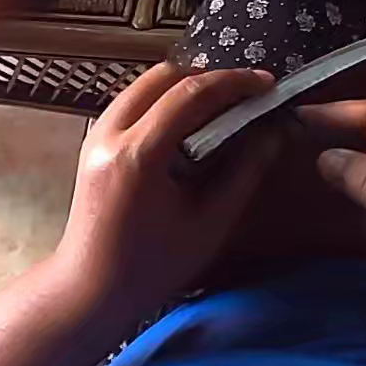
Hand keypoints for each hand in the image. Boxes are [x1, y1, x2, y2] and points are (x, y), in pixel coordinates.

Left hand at [55, 63, 281, 308]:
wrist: (89, 290)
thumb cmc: (151, 266)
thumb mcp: (210, 223)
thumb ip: (246, 171)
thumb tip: (275, 132)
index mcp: (138, 156)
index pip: (190, 95)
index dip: (234, 82)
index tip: (266, 84)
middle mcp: (110, 134)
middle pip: (165, 76)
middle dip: (211, 77)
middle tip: (247, 92)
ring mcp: (96, 133)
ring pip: (147, 83)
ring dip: (188, 85)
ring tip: (225, 104)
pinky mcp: (94, 140)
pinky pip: (135, 100)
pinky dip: (167, 98)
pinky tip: (192, 121)